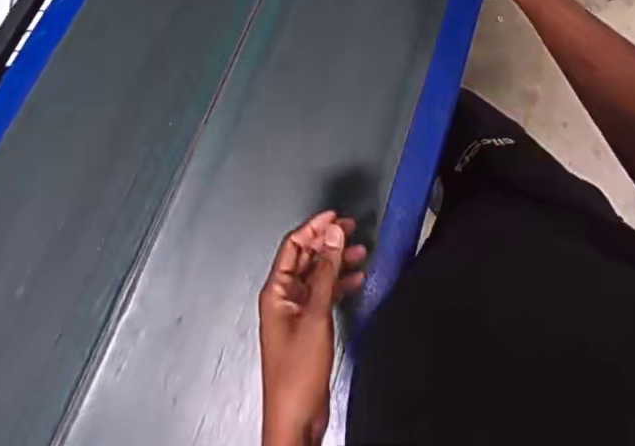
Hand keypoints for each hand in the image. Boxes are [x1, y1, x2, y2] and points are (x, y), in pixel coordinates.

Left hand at [259, 212, 365, 445]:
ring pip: (317, 274)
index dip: (313, 227)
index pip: (293, 246)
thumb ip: (326, 271)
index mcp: (276, 292)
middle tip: (350, 229)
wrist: (296, 418)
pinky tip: (356, 278)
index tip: (335, 216)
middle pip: (305, 258)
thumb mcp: (316, 314)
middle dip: (327, 241)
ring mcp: (296, 313)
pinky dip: (339, 283)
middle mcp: (284, 298)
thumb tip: (333, 234)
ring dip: (336, 261)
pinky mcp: (308, 326)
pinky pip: (324, 293)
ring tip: (359, 251)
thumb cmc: (298, 372)